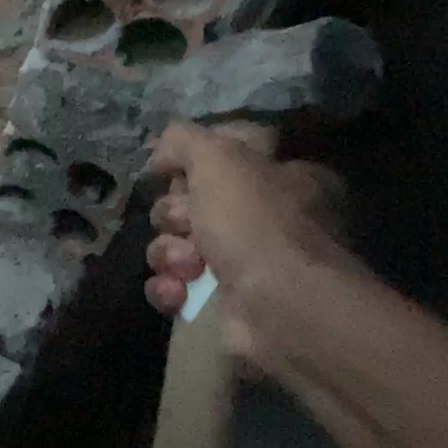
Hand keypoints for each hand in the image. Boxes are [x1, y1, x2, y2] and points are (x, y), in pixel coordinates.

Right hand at [142, 123, 345, 372]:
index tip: (181, 178)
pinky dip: (170, 288)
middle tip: (188, 225)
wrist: (280, 307)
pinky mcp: (225, 304)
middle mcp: (269, 220)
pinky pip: (175, 286)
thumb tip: (163, 154)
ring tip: (188, 267)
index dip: (192, 169)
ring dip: (169, 254)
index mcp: (284, 179)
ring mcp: (247, 265)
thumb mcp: (220, 157)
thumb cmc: (256, 224)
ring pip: (176, 246)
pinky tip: (180, 291)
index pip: (222, 161)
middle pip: (189, 205)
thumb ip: (186, 140)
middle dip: (175, 217)